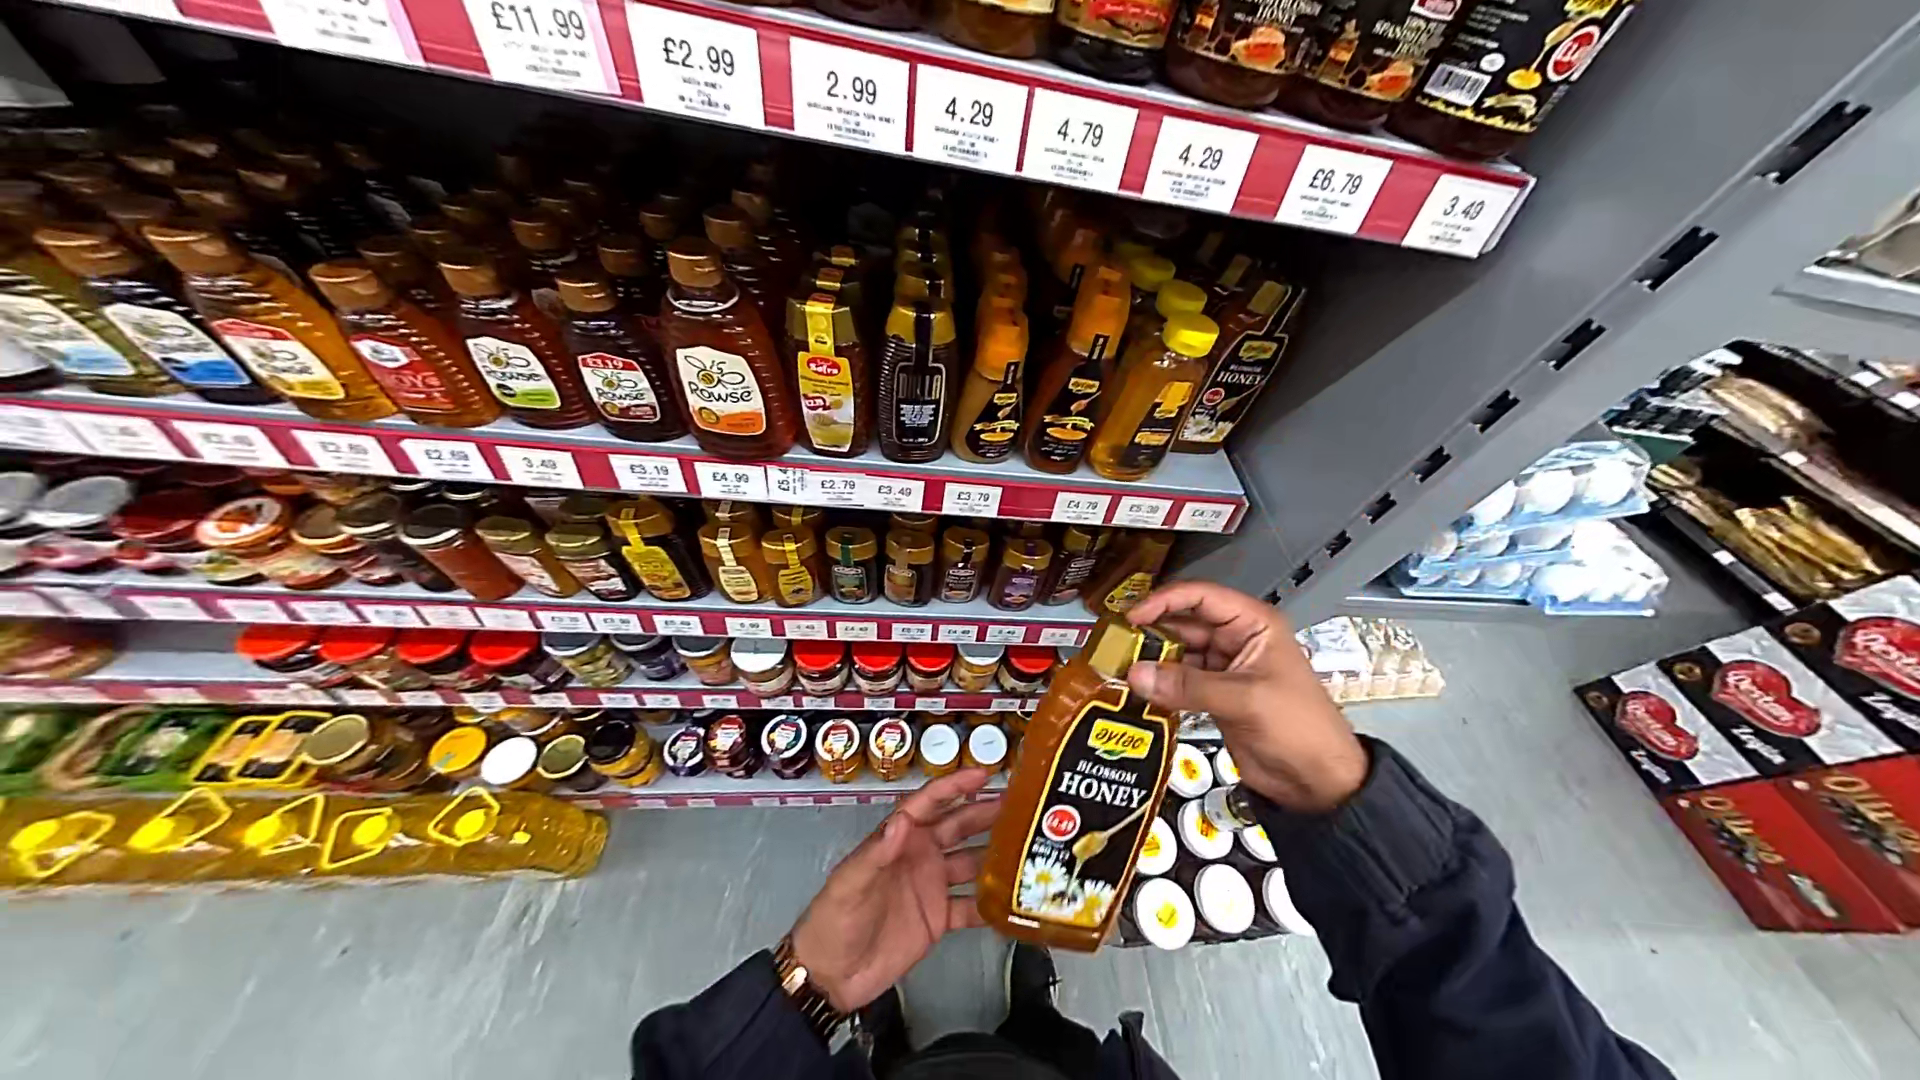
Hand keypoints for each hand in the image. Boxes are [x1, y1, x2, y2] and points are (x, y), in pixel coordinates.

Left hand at [788, 768, 999, 1011]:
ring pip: (970, 861)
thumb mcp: (850, 883)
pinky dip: (990, 903)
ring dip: (994, 853)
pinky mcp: (938, 919)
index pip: (929, 804)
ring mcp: (931, 886)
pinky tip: (1012, 899)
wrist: (831, 976)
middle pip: (957, 827)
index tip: (981, 774)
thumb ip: (876, 853)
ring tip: (1024, 845)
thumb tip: (902, 821)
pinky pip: (970, 906)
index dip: (954, 787)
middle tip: (1017, 805)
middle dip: (985, 813)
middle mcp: (919, 856)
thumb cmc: (833, 921)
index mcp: (899, 840)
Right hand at [1125, 582, 1368, 814]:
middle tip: (1118, 644)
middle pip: (1184, 623)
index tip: (1133, 616)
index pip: (1201, 597)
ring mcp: (1223, 668)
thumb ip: (1188, 686)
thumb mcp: (1244, 699)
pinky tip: (1139, 688)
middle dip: (1151, 632)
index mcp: (1253, 625)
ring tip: (1121, 667)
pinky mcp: (1213, 694)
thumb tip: (1137, 675)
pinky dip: (1159, 684)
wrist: (1317, 782)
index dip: (1165, 601)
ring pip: (1177, 652)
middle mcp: (1236, 640)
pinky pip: (1178, 680)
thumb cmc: (1300, 728)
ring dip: (1152, 660)